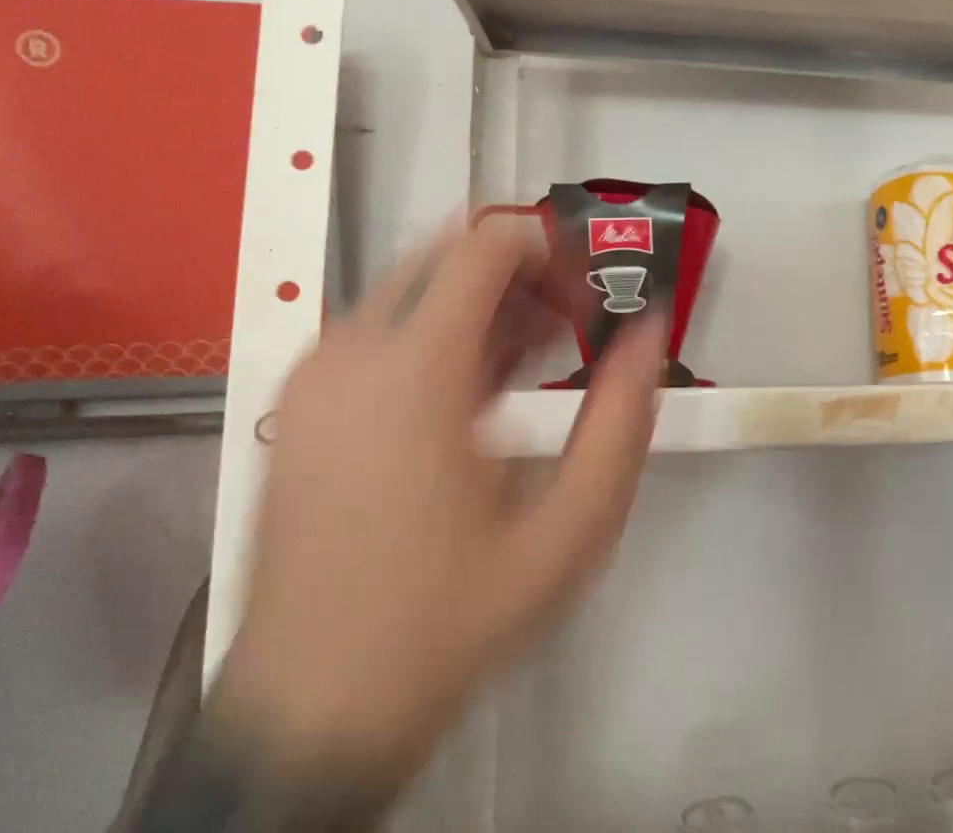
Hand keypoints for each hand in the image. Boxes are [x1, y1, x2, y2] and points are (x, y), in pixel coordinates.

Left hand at [213, 212, 666, 782]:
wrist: (316, 708)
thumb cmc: (454, 615)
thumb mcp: (572, 528)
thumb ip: (623, 419)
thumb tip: (652, 332)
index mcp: (414, 371)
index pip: (485, 244)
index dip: (553, 248)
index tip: (596, 294)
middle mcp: (349, 355)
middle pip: (444, 255)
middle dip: (523, 274)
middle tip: (577, 326)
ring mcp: (312, 382)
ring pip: (408, 293)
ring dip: (482, 308)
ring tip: (540, 365)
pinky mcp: (300, 412)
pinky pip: (376, 337)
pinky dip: (436, 339)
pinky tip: (479, 398)